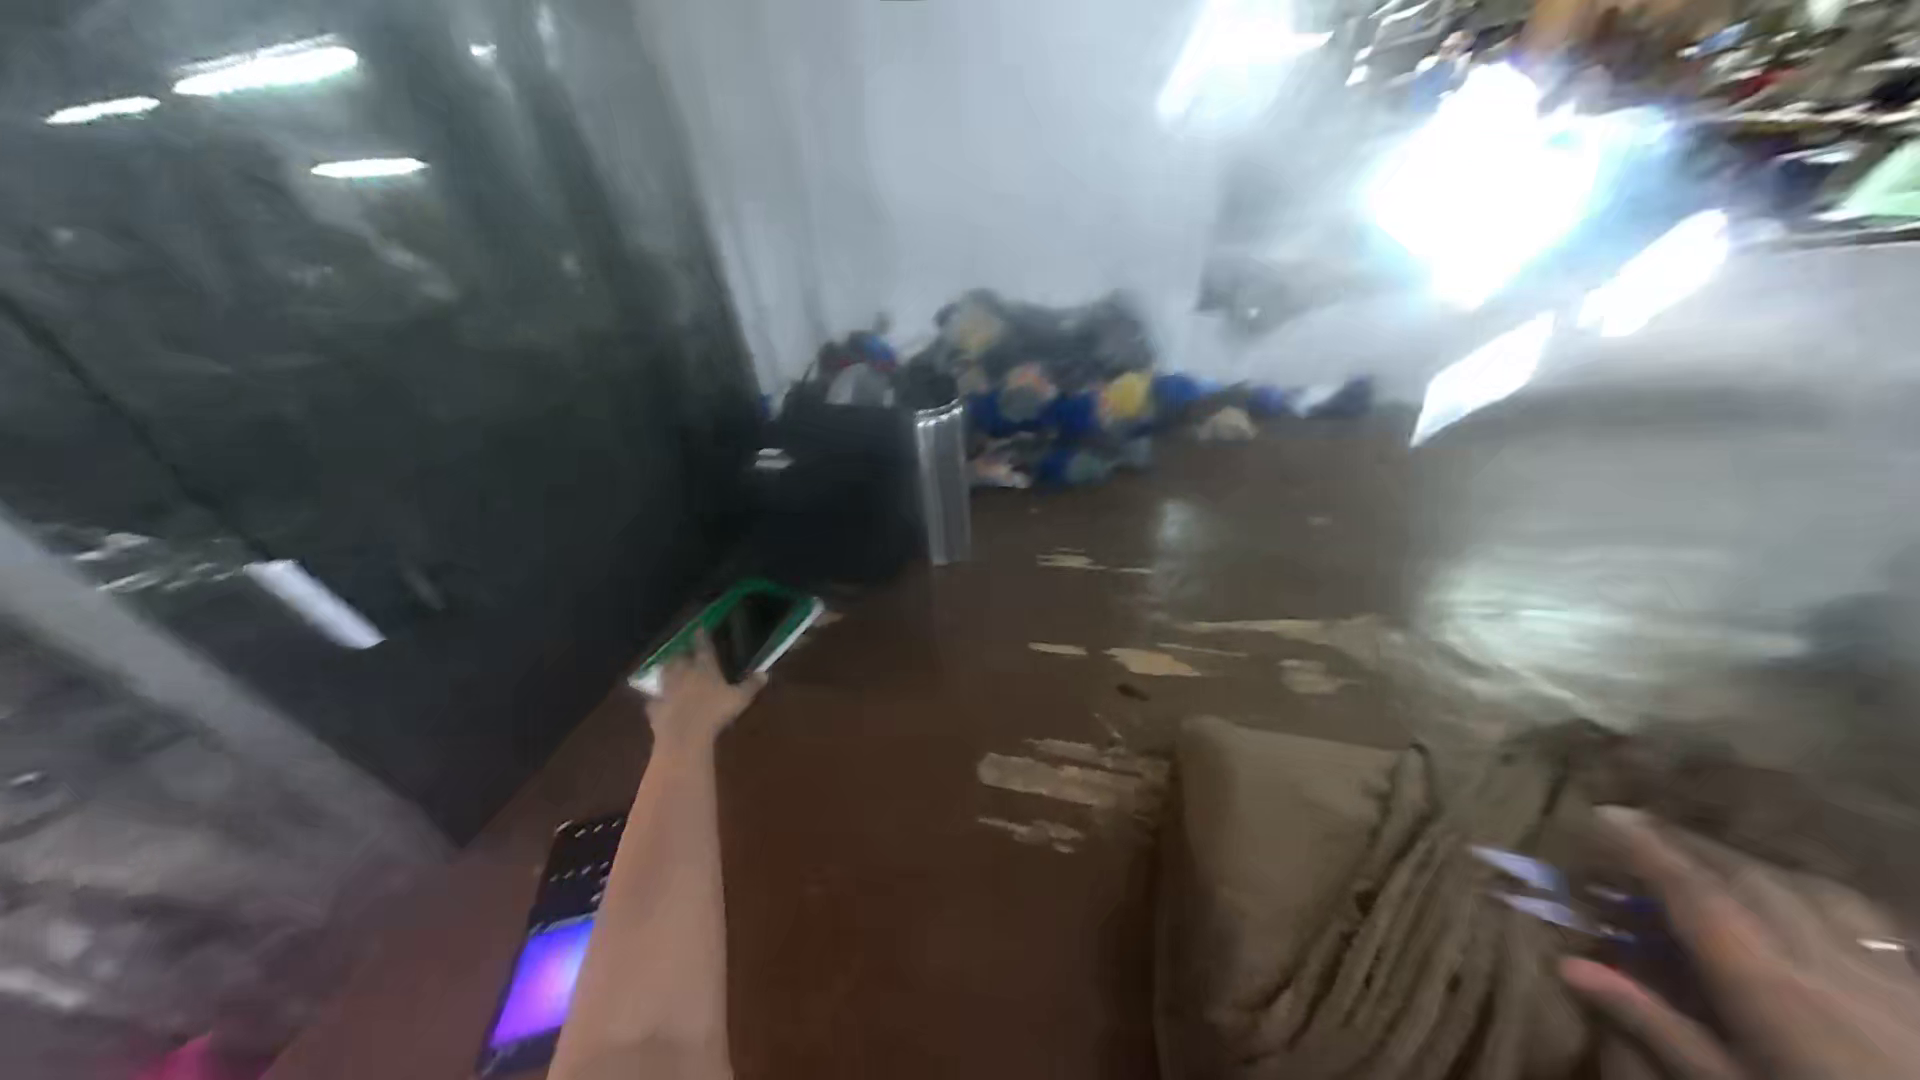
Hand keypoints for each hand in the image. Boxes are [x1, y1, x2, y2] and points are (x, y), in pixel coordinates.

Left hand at [643, 632, 764, 749]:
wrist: (683, 735)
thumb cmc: (715, 712)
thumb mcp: (740, 699)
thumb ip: (751, 685)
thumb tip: (765, 673)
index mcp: (704, 667)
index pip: (703, 647)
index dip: (701, 636)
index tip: (699, 627)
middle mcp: (683, 673)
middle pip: (679, 657)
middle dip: (681, 652)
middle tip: (683, 649)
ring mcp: (667, 689)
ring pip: (664, 674)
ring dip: (667, 669)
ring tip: (668, 667)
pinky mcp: (655, 707)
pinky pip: (655, 699)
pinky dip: (657, 698)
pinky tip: (658, 700)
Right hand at [1562, 807, 1919, 1079]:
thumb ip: (1655, 1025)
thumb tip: (1568, 965)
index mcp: (1765, 982)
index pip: (1693, 891)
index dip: (1643, 846)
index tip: (1601, 813)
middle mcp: (1822, 961)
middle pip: (1750, 879)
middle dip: (1687, 843)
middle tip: (1637, 825)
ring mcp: (1889, 977)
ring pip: (1817, 892)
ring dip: (1753, 864)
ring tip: (1715, 858)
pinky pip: (1875, 926)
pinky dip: (1825, 900)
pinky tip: (1814, 908)